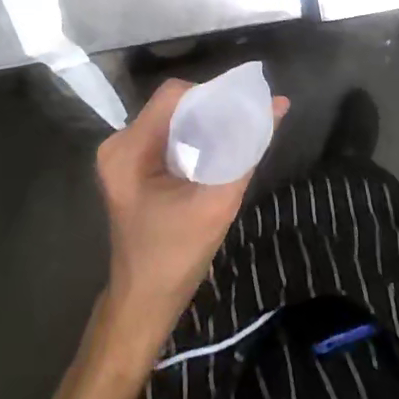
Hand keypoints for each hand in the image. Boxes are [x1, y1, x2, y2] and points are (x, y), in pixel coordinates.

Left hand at [96, 79, 288, 315]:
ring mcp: (123, 155)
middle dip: (213, 111)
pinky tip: (218, 153)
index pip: (174, 95)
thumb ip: (247, 149)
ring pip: (173, 120)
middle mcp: (120, 143)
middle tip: (246, 125)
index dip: (213, 95)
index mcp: (129, 148)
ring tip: (237, 138)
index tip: (244, 111)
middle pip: (173, 106)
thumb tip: (278, 105)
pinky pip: (168, 137)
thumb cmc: (176, 255)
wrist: (145, 303)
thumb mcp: (218, 202)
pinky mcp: (132, 167)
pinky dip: (195, 140)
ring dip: (206, 126)